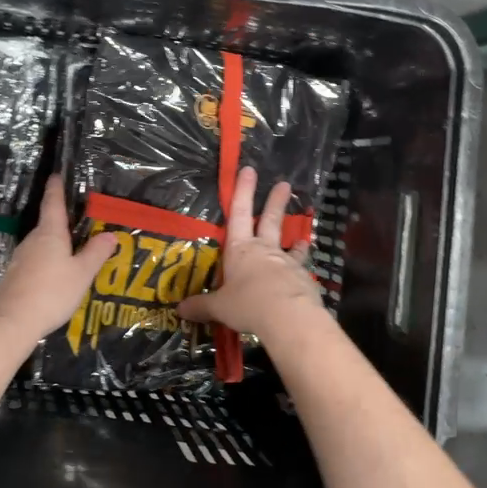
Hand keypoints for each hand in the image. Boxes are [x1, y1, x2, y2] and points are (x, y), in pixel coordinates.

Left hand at [0, 175, 117, 339]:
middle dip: (61, 222)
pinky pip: (35, 261)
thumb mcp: (81, 274)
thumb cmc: (51, 292)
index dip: (56, 188)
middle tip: (79, 222)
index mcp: (50, 233)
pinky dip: (47, 262)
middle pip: (48, 225)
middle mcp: (32, 241)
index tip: (56, 175)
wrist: (11, 322)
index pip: (53, 203)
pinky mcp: (14, 276)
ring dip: (55, 245)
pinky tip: (55, 276)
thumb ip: (96, 253)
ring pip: (41, 245)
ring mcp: (20, 259)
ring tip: (72, 252)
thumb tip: (110, 235)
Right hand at [179, 166, 325, 341]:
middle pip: (270, 220)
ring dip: (296, 241)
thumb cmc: (248, 304)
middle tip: (285, 184)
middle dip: (275, 201)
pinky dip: (302, 270)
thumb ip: (201, 306)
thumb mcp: (219, 307)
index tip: (248, 170)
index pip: (238, 214)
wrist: (289, 317)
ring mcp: (286, 263)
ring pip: (291, 246)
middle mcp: (264, 251)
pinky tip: (306, 275)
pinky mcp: (303, 280)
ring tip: (304, 237)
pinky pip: (301, 271)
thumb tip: (179, 309)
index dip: (242, 191)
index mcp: (240, 250)